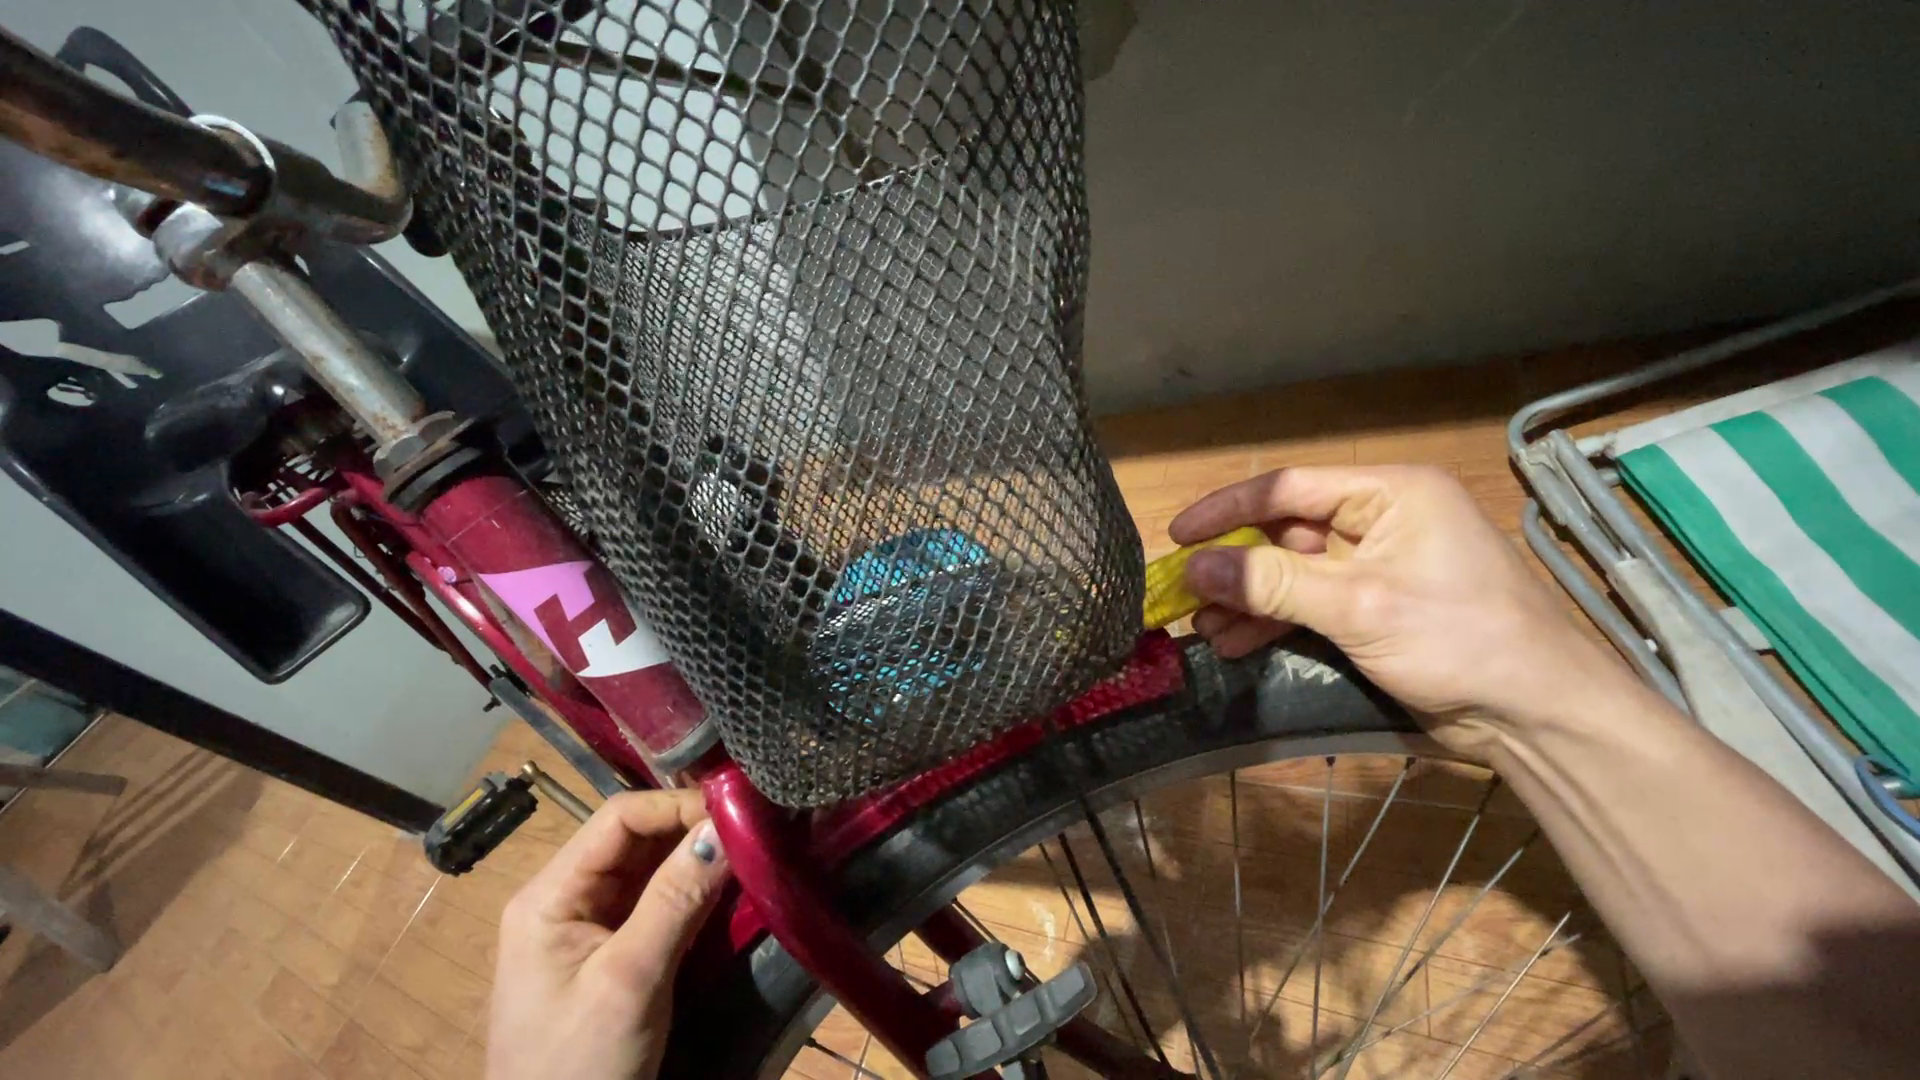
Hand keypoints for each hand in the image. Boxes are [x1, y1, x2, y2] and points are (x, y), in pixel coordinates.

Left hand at [487, 790, 727, 1079]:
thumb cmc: (579, 1068)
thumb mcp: (629, 981)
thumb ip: (675, 898)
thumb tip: (724, 825)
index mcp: (550, 894)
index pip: (618, 818)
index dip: (676, 806)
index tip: (736, 812)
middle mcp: (568, 897)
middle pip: (636, 838)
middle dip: (692, 828)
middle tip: (753, 826)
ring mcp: (592, 924)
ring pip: (652, 866)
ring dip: (698, 857)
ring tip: (751, 846)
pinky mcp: (617, 949)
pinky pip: (660, 900)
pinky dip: (695, 888)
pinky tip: (732, 883)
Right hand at [1171, 465, 1635, 756]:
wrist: (1539, 718)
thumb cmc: (1460, 640)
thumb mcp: (1358, 605)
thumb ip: (1272, 583)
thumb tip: (1194, 566)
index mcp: (1391, 494)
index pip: (1290, 488)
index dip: (1227, 509)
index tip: (1178, 534)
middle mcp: (1381, 521)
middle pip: (1286, 532)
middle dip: (1235, 566)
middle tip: (1185, 593)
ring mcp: (1377, 568)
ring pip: (1292, 573)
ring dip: (1248, 601)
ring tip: (1203, 629)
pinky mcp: (1374, 609)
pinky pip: (1309, 605)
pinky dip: (1273, 623)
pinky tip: (1235, 644)